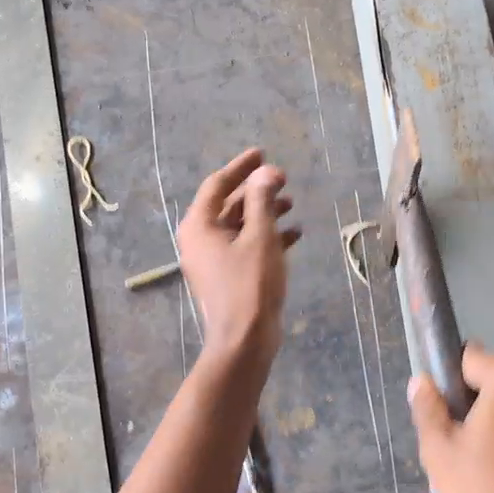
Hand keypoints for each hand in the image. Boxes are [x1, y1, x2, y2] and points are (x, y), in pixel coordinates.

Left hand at [178, 148, 299, 368]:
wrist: (244, 339)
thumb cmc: (250, 284)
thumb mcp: (260, 236)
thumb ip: (262, 200)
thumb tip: (266, 172)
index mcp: (199, 226)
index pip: (217, 185)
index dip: (241, 167)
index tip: (262, 153)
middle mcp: (200, 240)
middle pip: (228, 204)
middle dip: (256, 190)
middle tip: (283, 179)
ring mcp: (213, 260)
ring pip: (239, 226)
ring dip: (264, 213)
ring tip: (291, 203)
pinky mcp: (228, 277)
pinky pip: (245, 247)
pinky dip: (267, 237)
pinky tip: (294, 234)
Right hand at [407, 345, 493, 492]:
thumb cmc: (486, 490)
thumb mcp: (440, 450)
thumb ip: (428, 408)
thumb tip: (420, 381)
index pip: (468, 358)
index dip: (449, 384)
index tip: (440, 414)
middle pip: (491, 379)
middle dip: (471, 402)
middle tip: (454, 443)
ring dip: (490, 420)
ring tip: (474, 460)